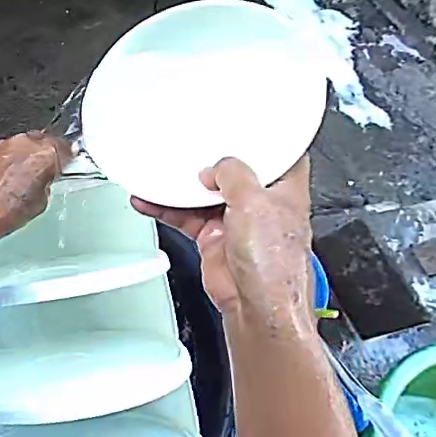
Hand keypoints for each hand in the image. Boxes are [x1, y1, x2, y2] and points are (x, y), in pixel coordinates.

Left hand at [0, 131, 72, 245]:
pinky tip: (4, 178)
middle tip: (43, 173)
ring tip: (20, 179)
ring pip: (23, 145)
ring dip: (25, 157)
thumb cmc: (2, 212)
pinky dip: (7, 160)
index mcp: (45, 155)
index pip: (65, 148)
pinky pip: (4, 151)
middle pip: (43, 142)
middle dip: (45, 155)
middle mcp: (25, 143)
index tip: (66, 163)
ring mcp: (4, 144)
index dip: (67, 157)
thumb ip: (47, 183)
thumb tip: (45, 180)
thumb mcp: (40, 203)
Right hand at [133, 157, 312, 329]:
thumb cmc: (276, 266)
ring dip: (182, 186)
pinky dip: (167, 209)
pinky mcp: (214, 237)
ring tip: (159, 173)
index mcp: (285, 190)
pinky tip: (150, 201)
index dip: (260, 141)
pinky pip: (186, 216)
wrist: (256, 306)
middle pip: (234, 173)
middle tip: (193, 150)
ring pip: (204, 195)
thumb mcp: (254, 202)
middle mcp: (262, 204)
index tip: (239, 129)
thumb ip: (233, 175)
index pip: (278, 155)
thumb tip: (216, 168)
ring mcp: (237, 221)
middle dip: (213, 163)